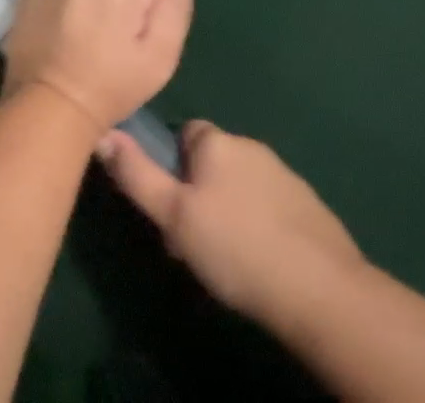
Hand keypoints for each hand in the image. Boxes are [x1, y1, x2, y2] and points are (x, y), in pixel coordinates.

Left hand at [1, 0, 195, 130]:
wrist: (47, 106)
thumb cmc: (111, 86)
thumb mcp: (160, 57)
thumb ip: (174, 8)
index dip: (150, 12)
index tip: (136, 41)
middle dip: (121, 1)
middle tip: (112, 43)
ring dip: (93, 0)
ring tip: (86, 39)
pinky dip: (67, 3)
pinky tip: (63, 33)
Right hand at [98, 119, 365, 319]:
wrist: (321, 292)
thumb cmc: (235, 248)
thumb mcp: (172, 215)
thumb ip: (136, 174)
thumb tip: (103, 132)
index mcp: (218, 143)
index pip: (185, 132)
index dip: (170, 163)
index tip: (166, 200)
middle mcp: (253, 148)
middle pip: (211, 161)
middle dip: (196, 191)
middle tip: (187, 237)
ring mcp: (287, 177)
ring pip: (240, 185)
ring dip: (226, 208)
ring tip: (219, 255)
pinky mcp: (310, 207)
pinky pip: (269, 206)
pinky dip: (257, 224)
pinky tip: (255, 260)